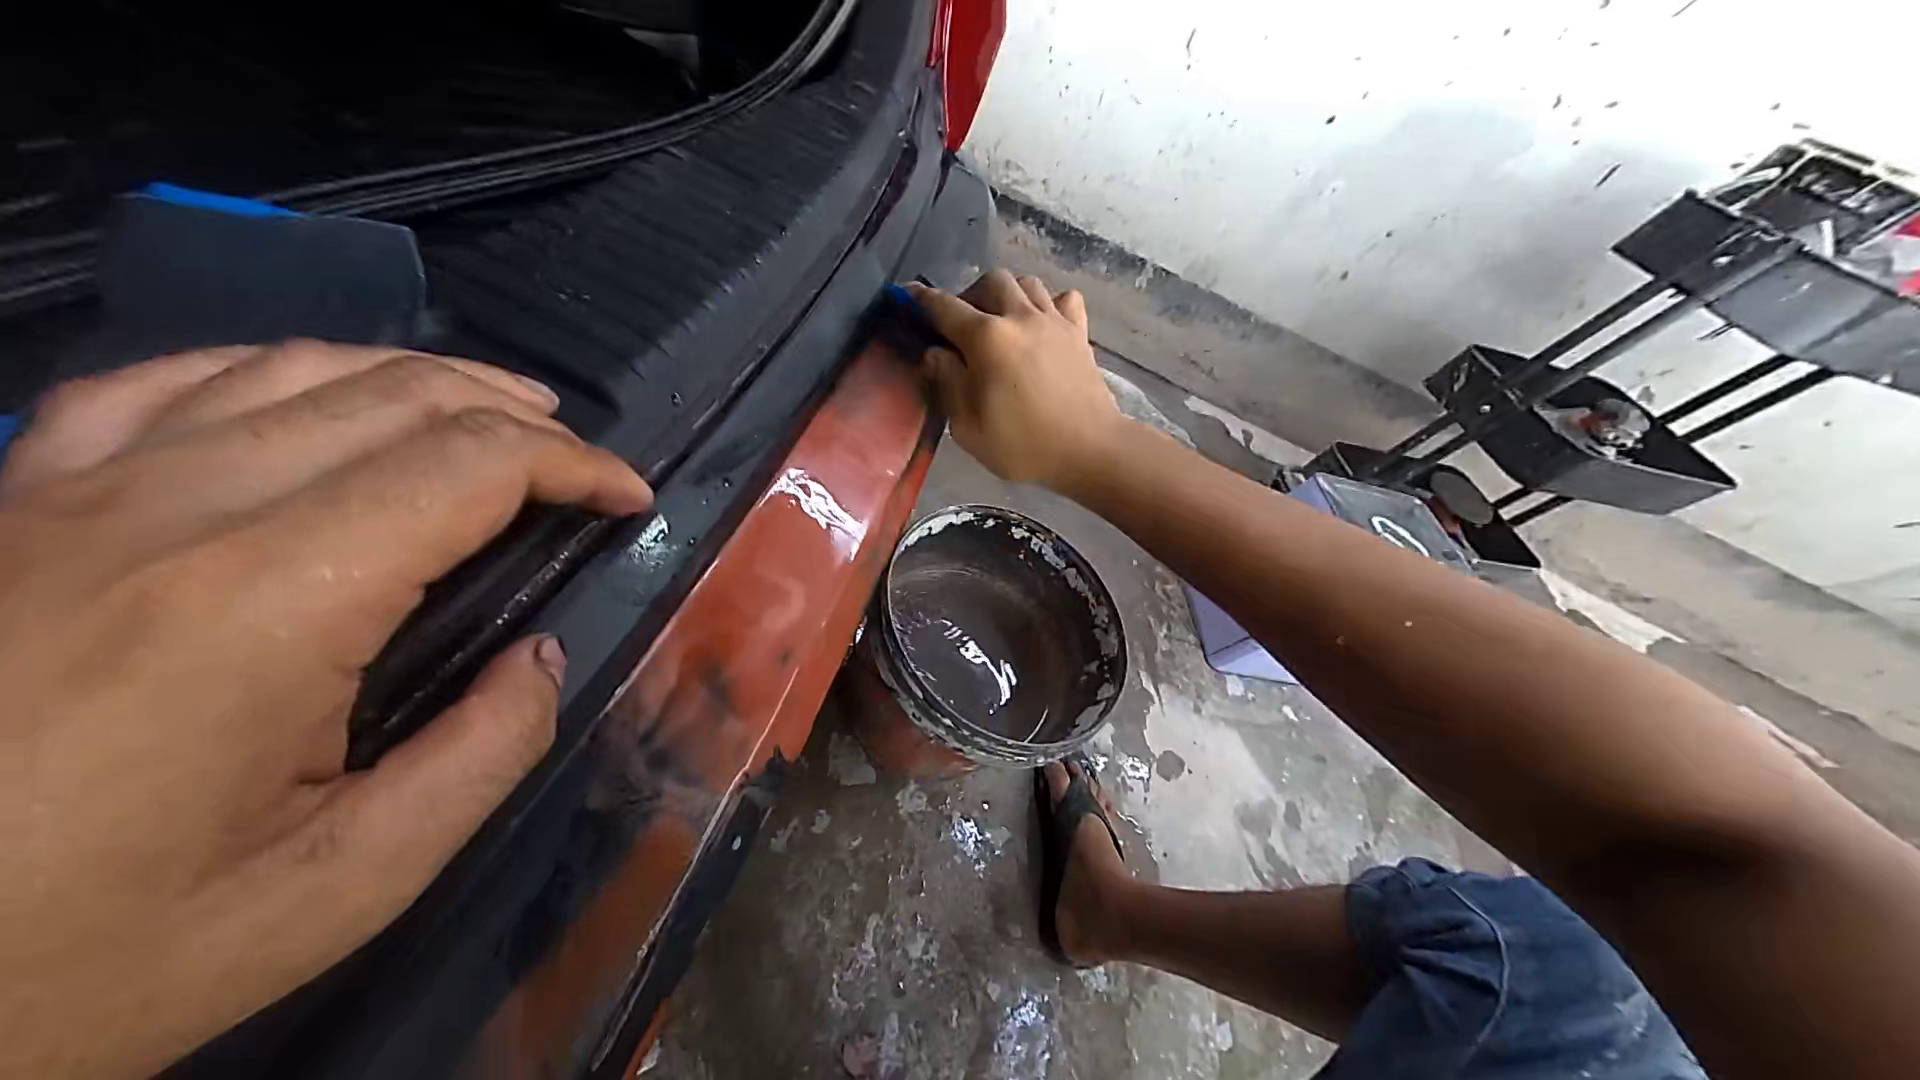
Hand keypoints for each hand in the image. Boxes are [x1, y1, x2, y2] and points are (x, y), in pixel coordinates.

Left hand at [0, 341, 651, 1079]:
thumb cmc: (84, 956)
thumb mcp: (341, 886)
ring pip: (298, 369)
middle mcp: (175, 509)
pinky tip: (335, 392)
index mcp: (273, 598)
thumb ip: (484, 757)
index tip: (631, 497)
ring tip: (501, 410)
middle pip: (401, 399)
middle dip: (523, 418)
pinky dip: (288, 370)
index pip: (471, 467)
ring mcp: (68, 490)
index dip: (576, 466)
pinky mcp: (3, 501)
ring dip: (430, 380)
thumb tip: (540, 660)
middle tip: (585, 460)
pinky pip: (167, 382)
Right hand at [907, 271, 1127, 493]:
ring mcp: (1054, 321)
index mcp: (987, 339)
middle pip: (989, 281)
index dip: (920, 300)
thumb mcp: (968, 427)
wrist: (1088, 449)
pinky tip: (1042, 326)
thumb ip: (947, 383)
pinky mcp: (1079, 332)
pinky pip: (1063, 299)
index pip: (944, 307)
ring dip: (1007, 295)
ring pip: (1026, 282)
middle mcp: (1020, 317)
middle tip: (963, 327)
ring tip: (1001, 322)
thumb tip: (934, 353)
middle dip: (969, 296)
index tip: (907, 298)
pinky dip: (1048, 304)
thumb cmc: (1023, 445)